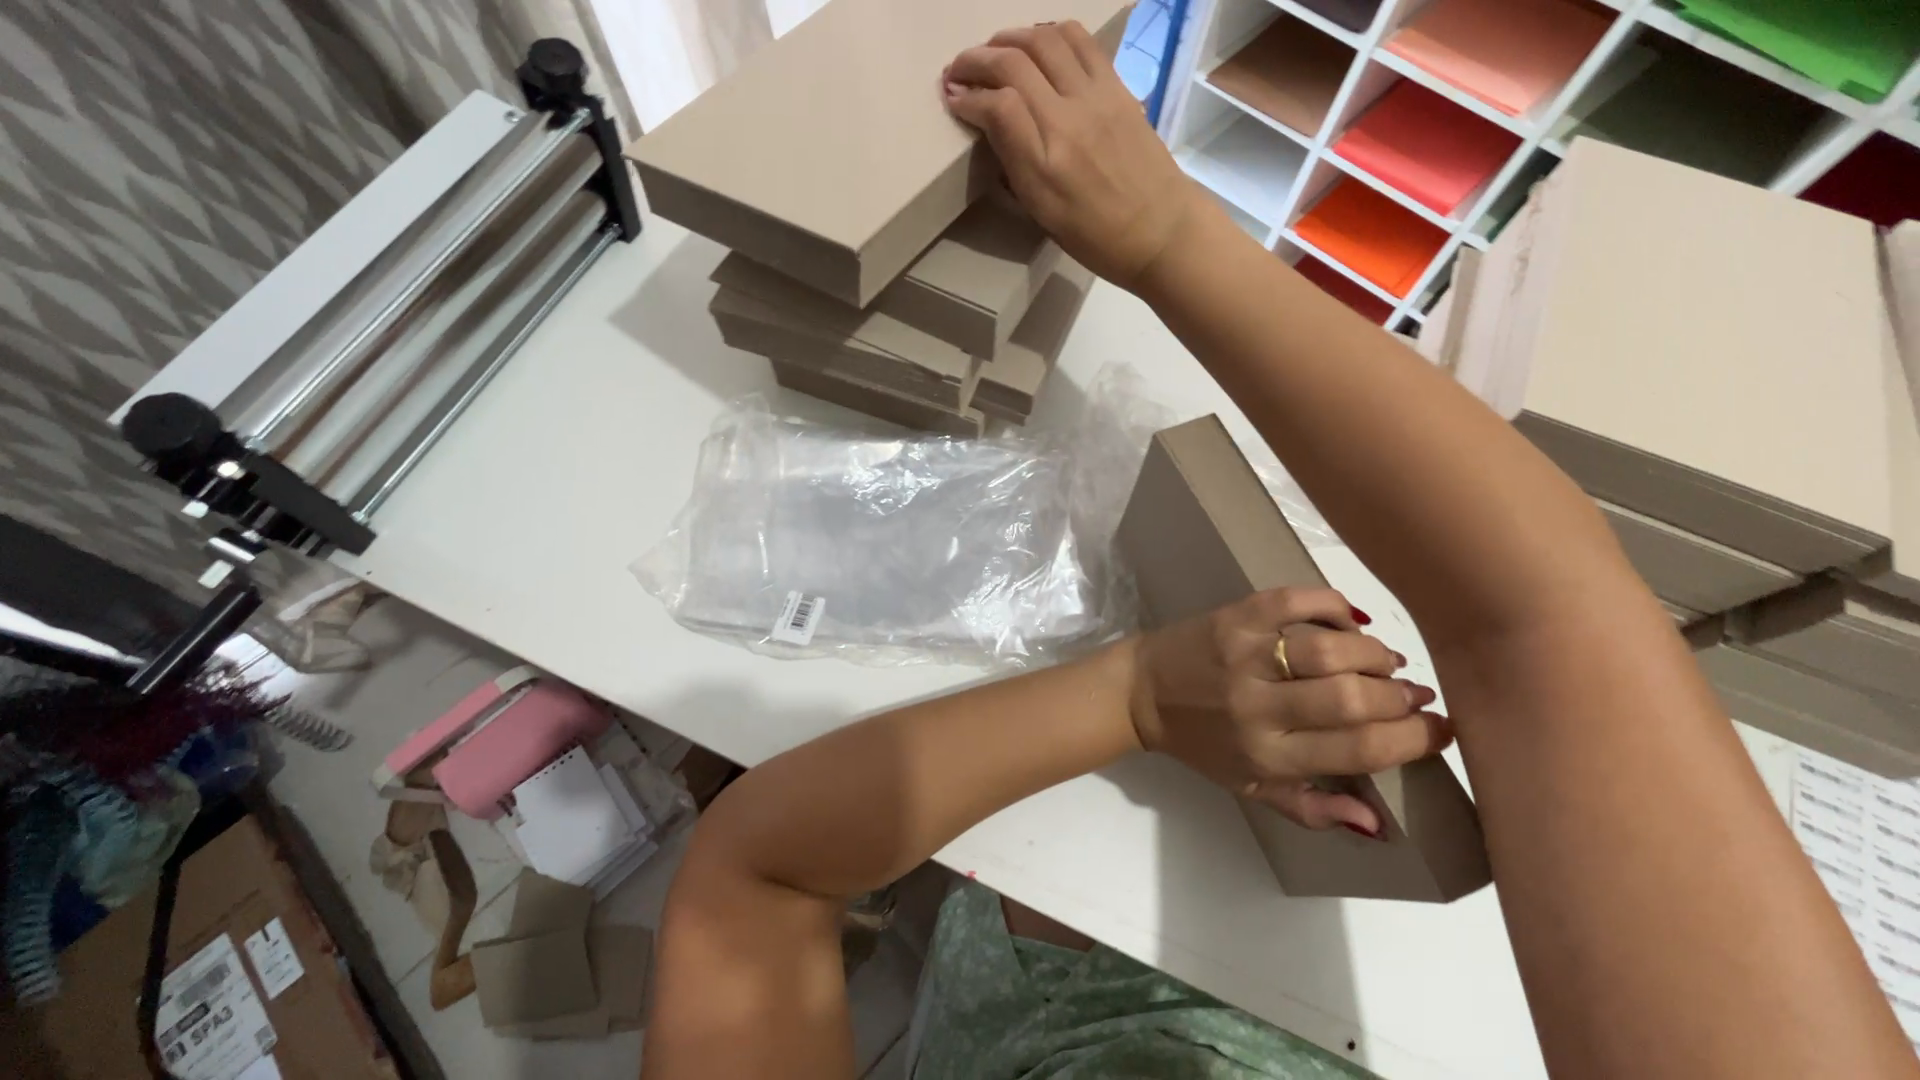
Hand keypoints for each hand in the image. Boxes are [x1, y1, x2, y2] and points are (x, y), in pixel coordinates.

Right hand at [943, 22, 1209, 290]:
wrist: (1161, 231)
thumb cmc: (1096, 235)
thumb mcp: (1041, 212)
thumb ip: (1013, 164)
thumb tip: (989, 124)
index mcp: (1044, 163)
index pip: (996, 105)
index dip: (966, 96)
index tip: (952, 99)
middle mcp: (1068, 120)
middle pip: (1013, 62)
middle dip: (976, 60)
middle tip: (957, 69)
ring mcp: (1096, 97)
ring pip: (1044, 40)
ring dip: (1010, 38)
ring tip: (994, 50)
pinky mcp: (1117, 88)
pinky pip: (1080, 41)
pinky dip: (1050, 32)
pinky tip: (1037, 44)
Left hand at [1128, 587, 1451, 835]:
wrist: (1141, 694)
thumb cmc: (1202, 745)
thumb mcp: (1252, 788)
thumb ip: (1313, 808)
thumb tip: (1378, 823)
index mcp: (1268, 756)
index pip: (1359, 750)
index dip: (1414, 739)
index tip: (1440, 728)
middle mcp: (1257, 707)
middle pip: (1352, 698)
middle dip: (1401, 696)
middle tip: (1415, 693)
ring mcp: (1244, 656)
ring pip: (1330, 650)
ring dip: (1375, 654)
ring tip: (1387, 661)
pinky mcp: (1234, 617)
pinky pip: (1297, 600)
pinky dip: (1335, 606)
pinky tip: (1352, 622)